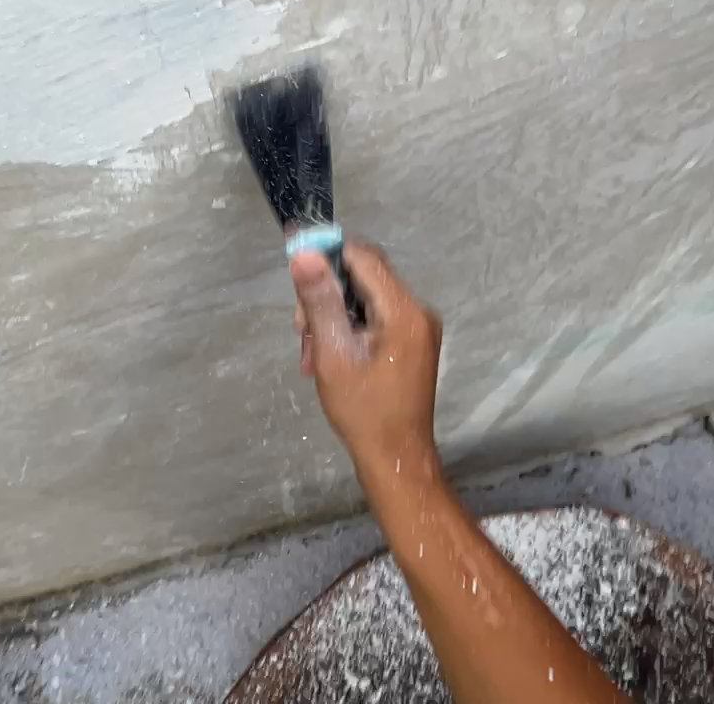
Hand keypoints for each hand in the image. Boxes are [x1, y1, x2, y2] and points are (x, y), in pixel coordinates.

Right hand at [291, 241, 441, 476]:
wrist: (396, 458)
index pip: (362, 256)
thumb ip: (319, 301)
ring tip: (313, 351)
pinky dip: (347, 327)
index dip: (326, 255)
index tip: (296, 272)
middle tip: (302, 330)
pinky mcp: (411, 340)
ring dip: (331, 314)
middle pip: (363, 275)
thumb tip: (304, 254)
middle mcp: (417, 310)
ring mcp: (417, 326)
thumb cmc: (363, 410)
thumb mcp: (333, 354)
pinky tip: (329, 353)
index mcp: (404, 311)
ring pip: (364, 296)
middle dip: (325, 294)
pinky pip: (373, 315)